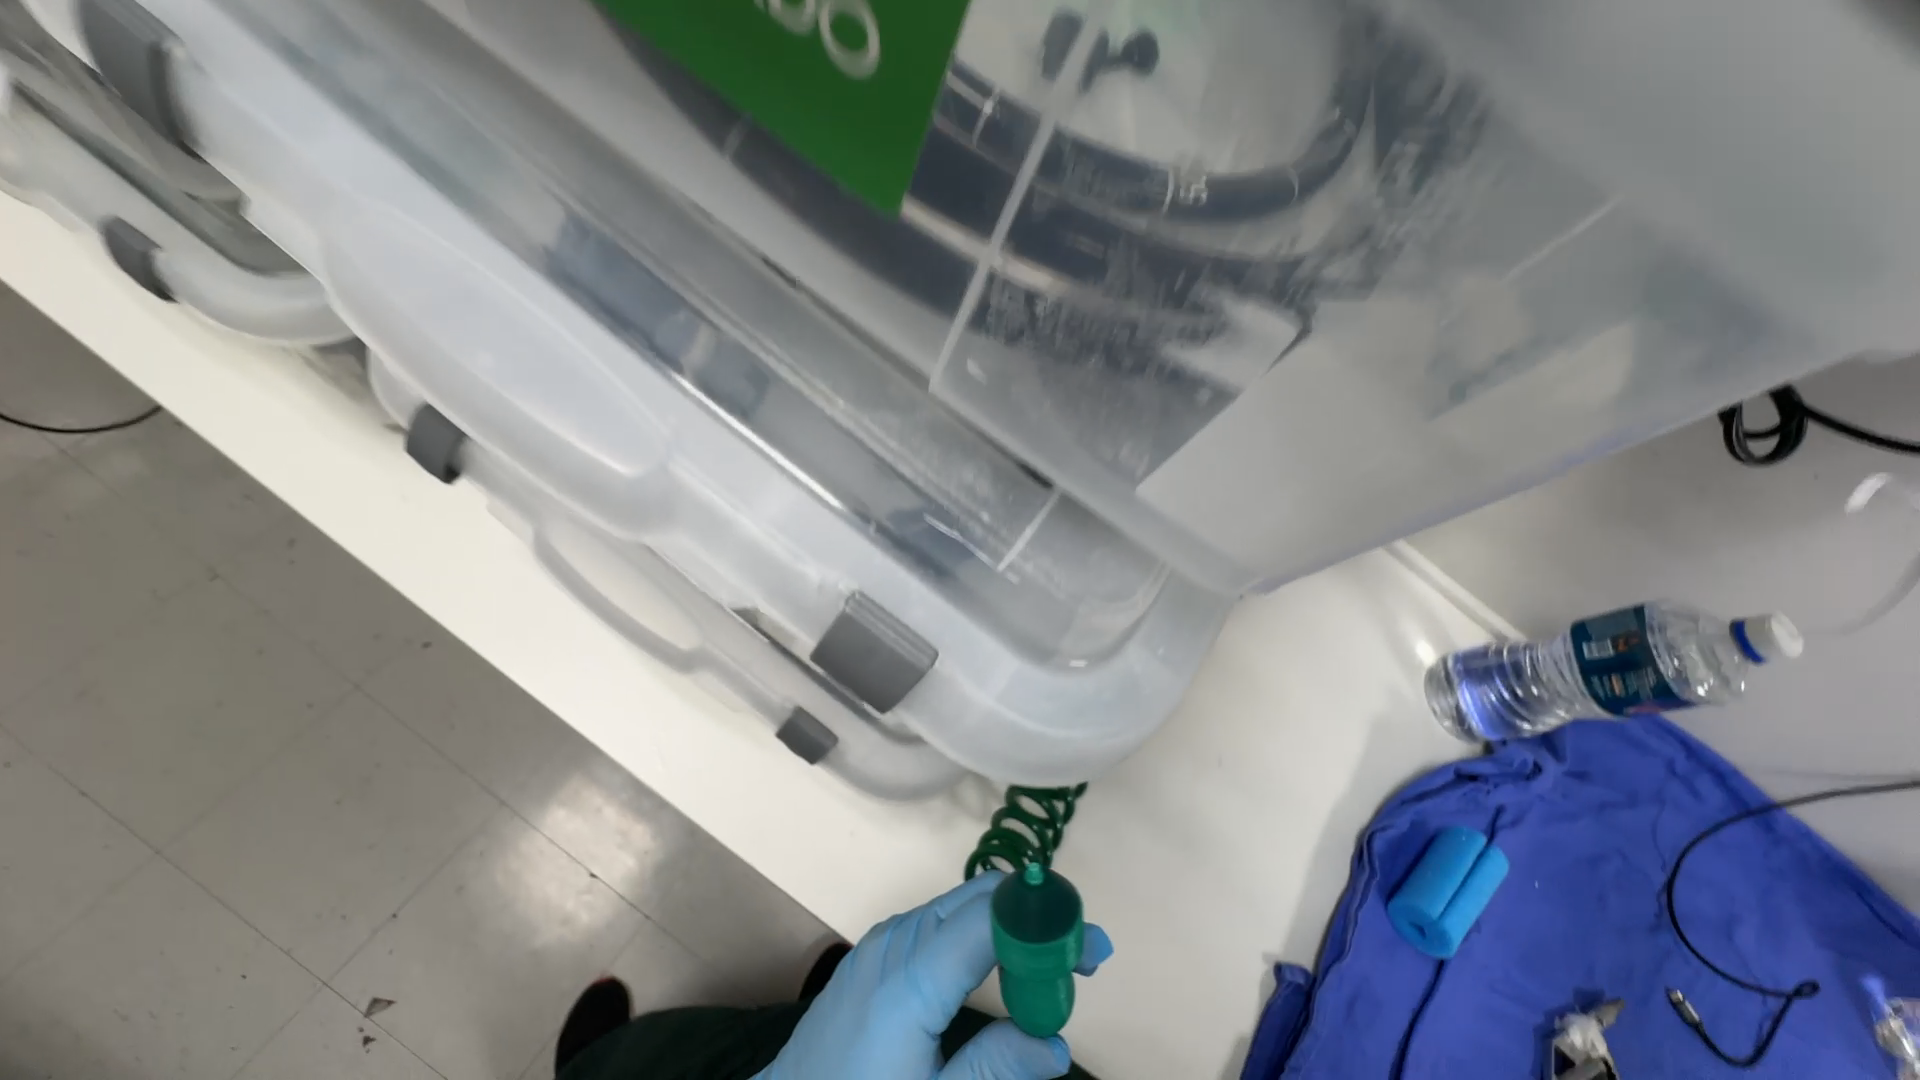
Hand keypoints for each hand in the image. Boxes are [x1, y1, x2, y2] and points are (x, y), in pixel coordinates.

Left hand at [756, 873, 1113, 1079]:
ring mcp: (882, 942)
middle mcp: (895, 942)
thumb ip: (992, 1070)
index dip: (1046, 924)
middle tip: (1083, 958)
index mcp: (909, 980)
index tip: (1093, 947)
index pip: (989, 920)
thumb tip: (1057, 1044)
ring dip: (1011, 924)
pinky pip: (938, 922)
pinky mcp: (876, 952)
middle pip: (979, 899)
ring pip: (960, 906)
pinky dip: (980, 931)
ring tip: (1049, 966)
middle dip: (1037, 917)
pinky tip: (998, 965)